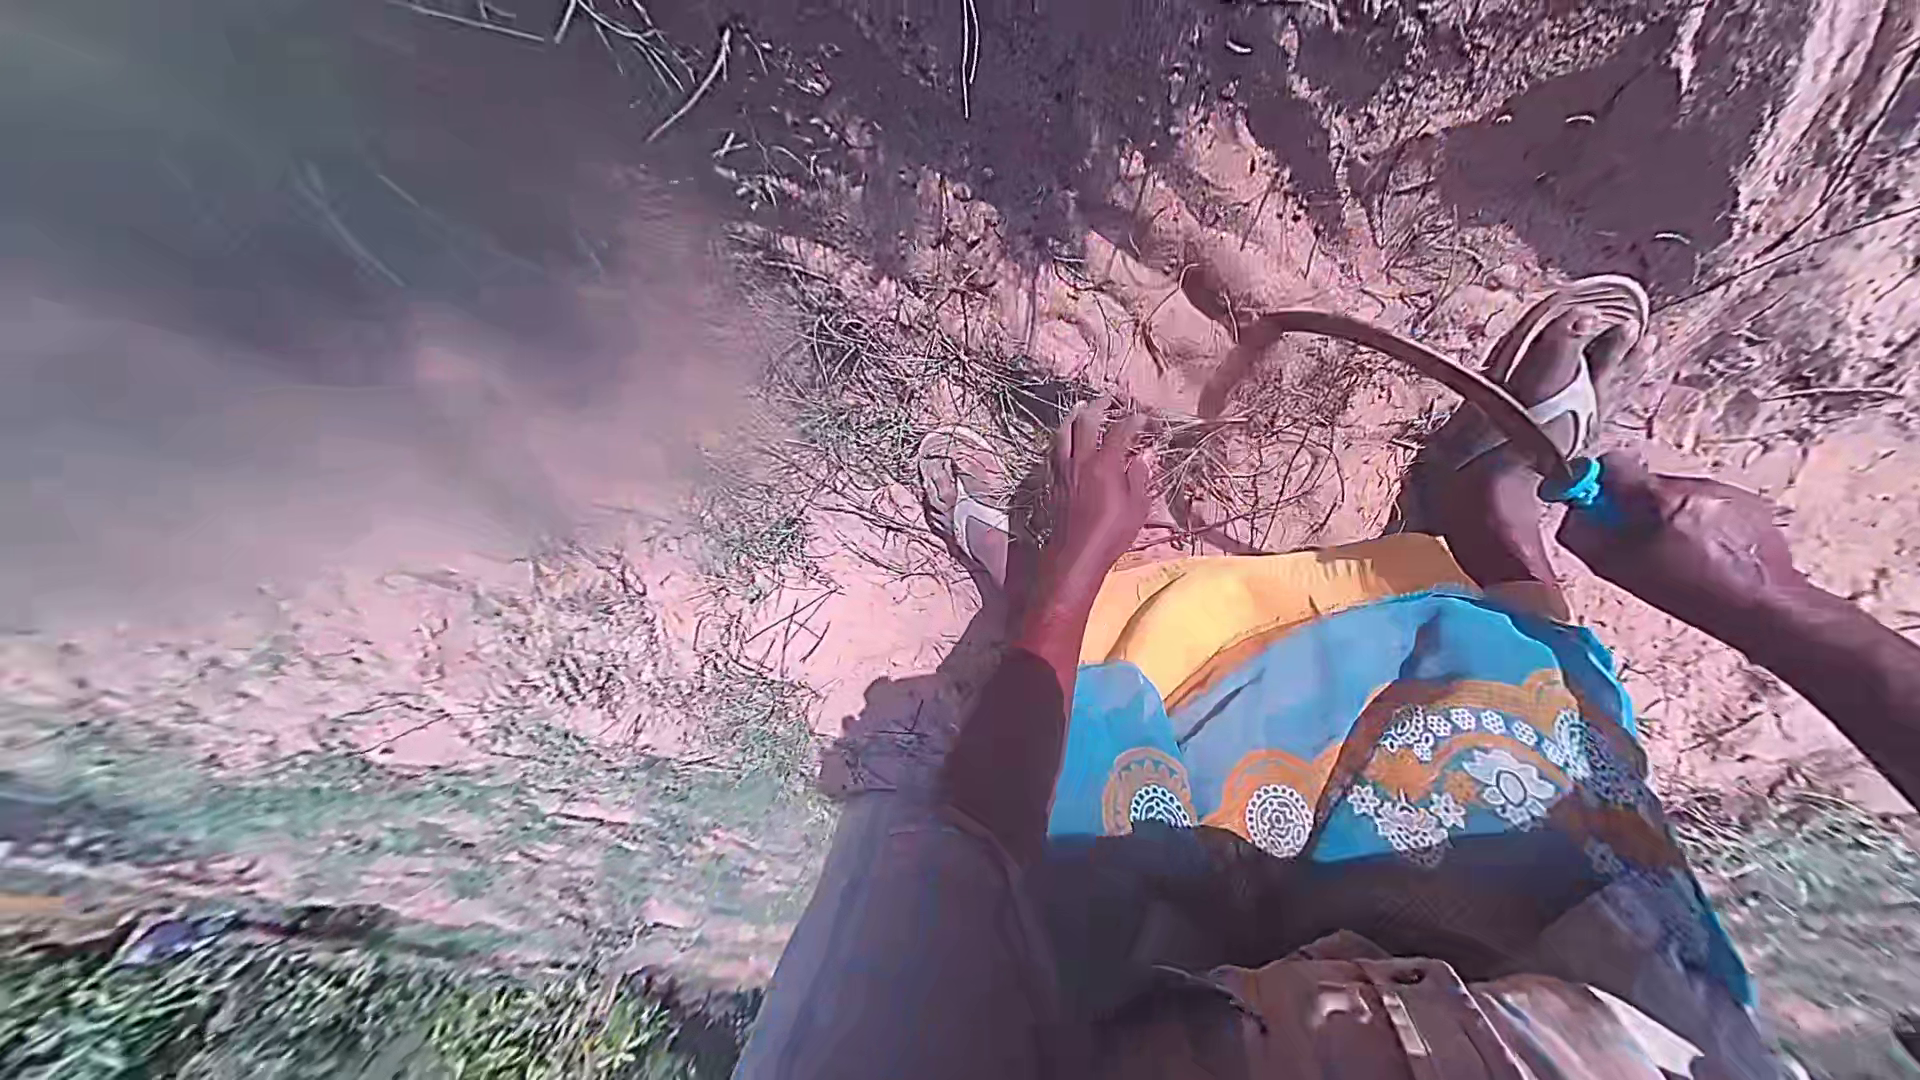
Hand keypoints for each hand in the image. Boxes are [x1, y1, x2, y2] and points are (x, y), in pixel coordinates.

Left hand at [1037, 398, 1153, 600]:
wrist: (1073, 555)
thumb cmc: (1111, 534)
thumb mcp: (1136, 507)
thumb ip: (1139, 476)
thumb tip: (1144, 454)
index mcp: (1104, 464)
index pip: (1120, 431)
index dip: (1133, 420)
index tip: (1143, 416)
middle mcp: (1080, 460)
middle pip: (1086, 422)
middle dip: (1098, 406)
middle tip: (1108, 398)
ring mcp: (1062, 470)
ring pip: (1063, 433)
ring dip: (1073, 418)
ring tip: (1081, 410)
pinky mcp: (1051, 481)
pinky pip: (1053, 451)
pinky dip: (1061, 439)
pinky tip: (1064, 440)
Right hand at [1556, 452, 1810, 631]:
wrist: (1757, 604)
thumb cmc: (1681, 588)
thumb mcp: (1609, 564)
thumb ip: (1580, 529)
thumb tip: (1573, 507)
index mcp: (1657, 498)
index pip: (1612, 464)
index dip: (1592, 482)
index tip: (1587, 500)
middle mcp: (1695, 487)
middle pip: (1643, 480)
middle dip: (1629, 503)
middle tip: (1629, 535)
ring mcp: (1727, 492)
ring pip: (1673, 491)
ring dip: (1661, 511)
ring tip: (1667, 544)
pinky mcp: (1749, 502)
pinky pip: (1703, 500)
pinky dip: (1691, 517)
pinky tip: (1695, 545)